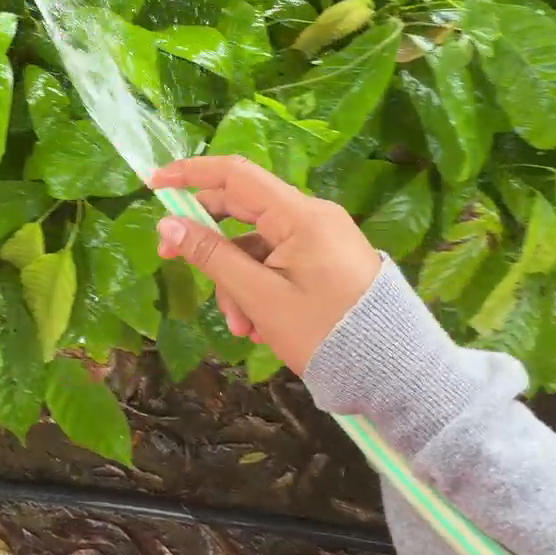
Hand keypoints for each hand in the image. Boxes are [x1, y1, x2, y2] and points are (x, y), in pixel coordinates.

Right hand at [150, 156, 382, 373]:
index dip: (189, 174)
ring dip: (234, 278)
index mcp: (299, 215)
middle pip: (240, 210)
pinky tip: (258, 327)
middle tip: (170, 260)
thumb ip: (210, 255)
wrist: (402, 380)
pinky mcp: (326, 261)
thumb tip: (167, 225)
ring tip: (240, 327)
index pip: (233, 174)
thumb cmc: (326, 333)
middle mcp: (311, 216)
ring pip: (255, 243)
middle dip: (207, 242)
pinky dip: (257, 287)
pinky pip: (276, 261)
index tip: (153, 185)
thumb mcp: (258, 296)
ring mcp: (320, 239)